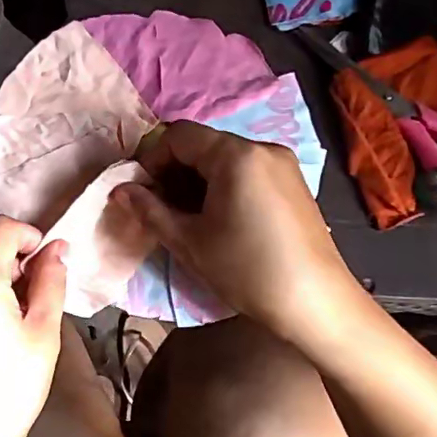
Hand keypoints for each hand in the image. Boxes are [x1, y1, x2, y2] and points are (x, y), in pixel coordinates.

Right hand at [115, 121, 365, 340]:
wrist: (315, 301)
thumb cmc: (247, 270)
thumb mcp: (190, 242)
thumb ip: (151, 210)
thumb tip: (121, 190)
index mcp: (236, 154)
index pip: (179, 135)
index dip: (151, 160)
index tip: (141, 193)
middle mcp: (263, 148)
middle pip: (205, 145)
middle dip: (175, 172)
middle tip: (161, 210)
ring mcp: (284, 165)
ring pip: (227, 160)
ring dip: (199, 181)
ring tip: (190, 220)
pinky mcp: (295, 185)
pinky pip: (249, 172)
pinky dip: (226, 187)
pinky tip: (221, 221)